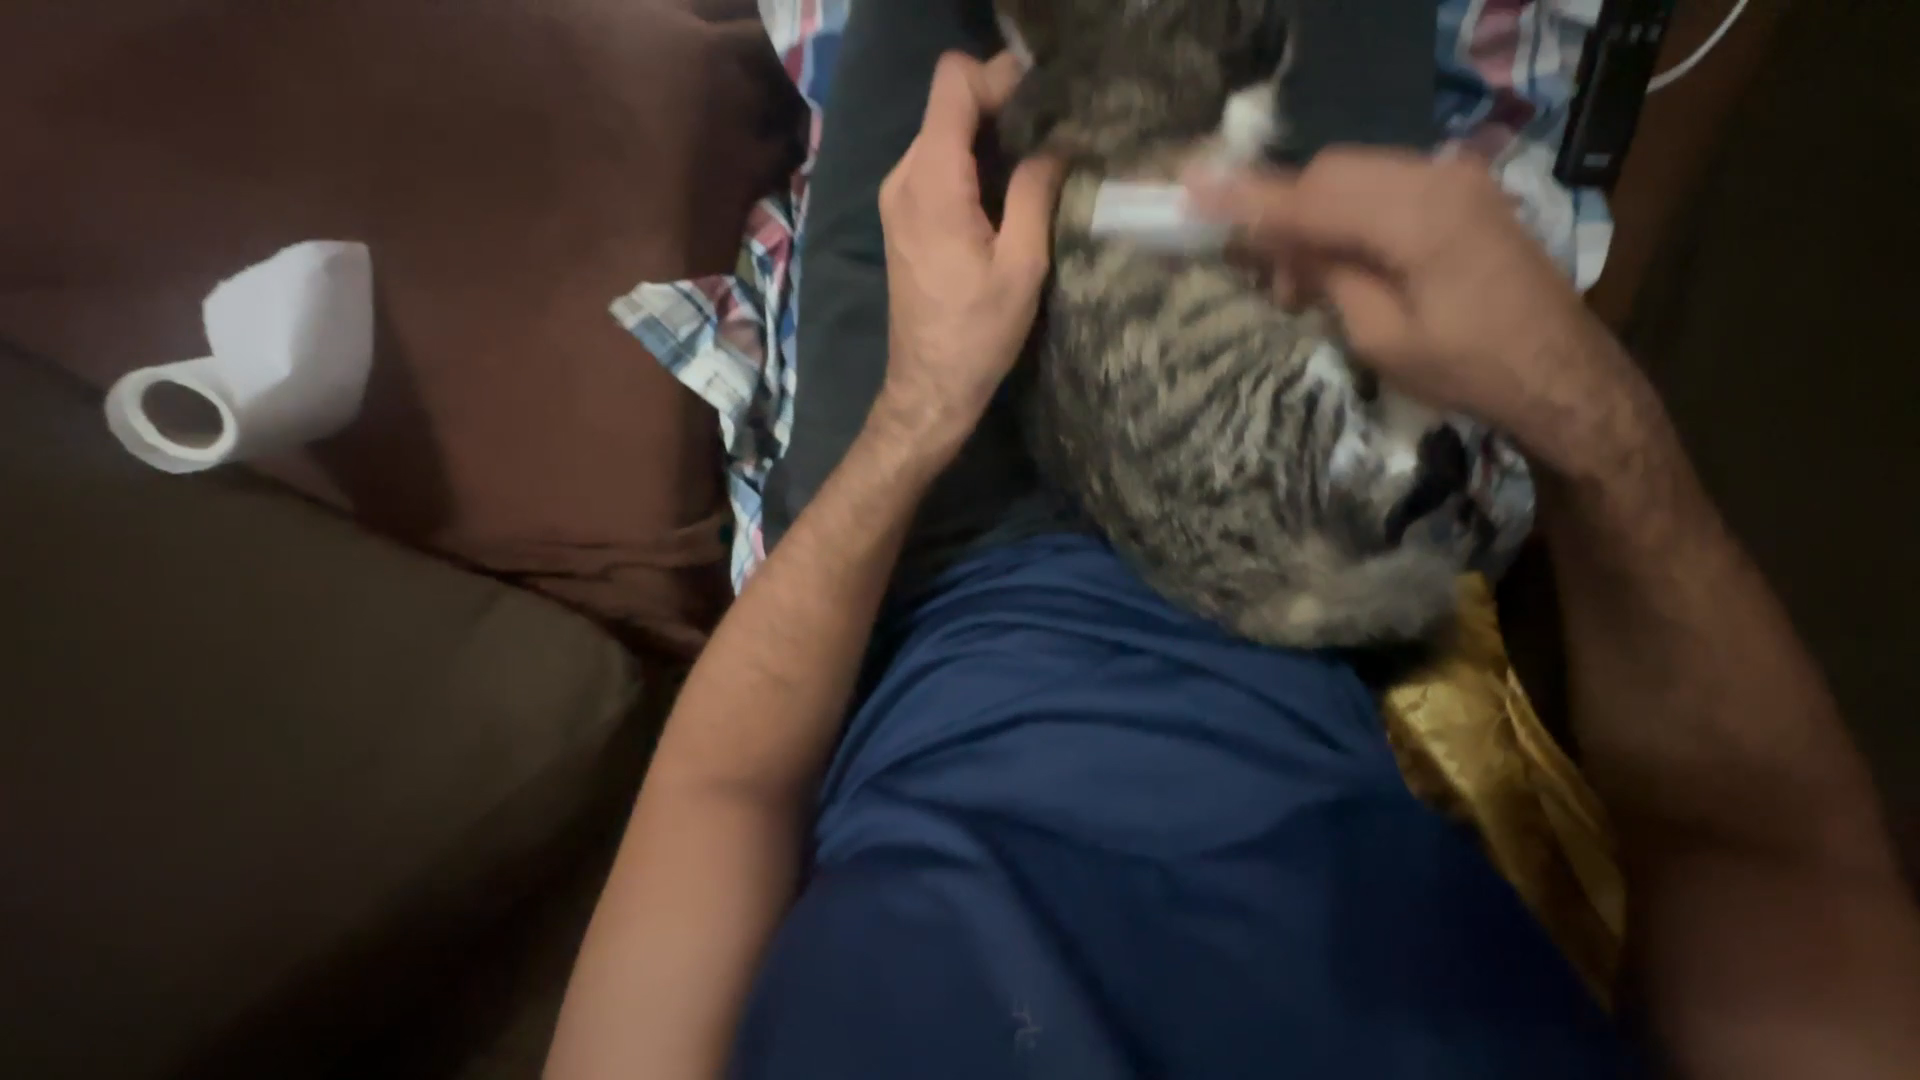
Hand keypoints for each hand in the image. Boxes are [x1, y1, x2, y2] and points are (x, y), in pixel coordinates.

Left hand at [873, 52, 1064, 452]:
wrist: (929, 387)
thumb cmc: (977, 334)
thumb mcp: (1022, 264)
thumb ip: (1036, 191)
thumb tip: (1057, 142)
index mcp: (932, 181)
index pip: (955, 82)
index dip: (1001, 78)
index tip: (1045, 105)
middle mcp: (903, 177)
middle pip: (948, 104)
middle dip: (1000, 109)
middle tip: (1052, 140)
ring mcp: (896, 198)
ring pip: (943, 134)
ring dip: (988, 140)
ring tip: (1034, 171)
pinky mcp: (900, 218)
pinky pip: (936, 166)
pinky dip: (970, 166)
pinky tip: (1003, 199)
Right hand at [1188, 149, 1641, 469]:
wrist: (1560, 374)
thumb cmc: (1466, 370)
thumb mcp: (1380, 336)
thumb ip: (1327, 277)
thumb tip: (1281, 245)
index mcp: (1416, 218)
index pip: (1311, 198)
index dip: (1247, 199)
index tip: (1190, 192)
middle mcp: (1437, 179)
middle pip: (1330, 172)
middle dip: (1283, 214)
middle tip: (1267, 278)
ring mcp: (1455, 180)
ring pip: (1354, 176)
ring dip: (1314, 218)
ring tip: (1303, 283)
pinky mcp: (1461, 194)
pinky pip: (1382, 187)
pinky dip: (1347, 216)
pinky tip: (1341, 262)